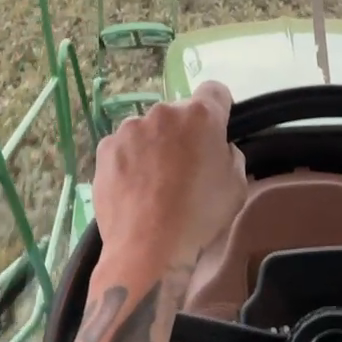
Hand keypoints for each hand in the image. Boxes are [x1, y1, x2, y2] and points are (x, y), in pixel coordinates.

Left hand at [91, 81, 246, 284]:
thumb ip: (229, 155)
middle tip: (186, 168)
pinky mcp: (105, 149)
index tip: (216, 132)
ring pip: (149, 130)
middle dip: (184, 133)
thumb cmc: (199, 217)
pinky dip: (130, 160)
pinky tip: (134, 189)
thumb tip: (215, 149)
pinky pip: (124, 147)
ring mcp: (129, 129)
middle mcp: (162, 112)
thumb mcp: (237, 185)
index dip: (220, 109)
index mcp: (201, 116)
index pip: (215, 91)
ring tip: (155, 184)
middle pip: (179, 113)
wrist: (147, 250)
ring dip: (155, 145)